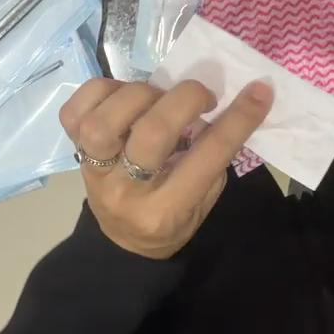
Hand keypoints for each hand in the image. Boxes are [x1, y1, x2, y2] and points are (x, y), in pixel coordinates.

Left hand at [59, 77, 273, 258]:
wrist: (122, 241)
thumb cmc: (173, 217)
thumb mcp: (205, 198)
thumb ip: (213, 156)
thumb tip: (226, 103)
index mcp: (167, 211)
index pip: (207, 157)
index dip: (238, 119)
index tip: (259, 91)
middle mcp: (126, 192)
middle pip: (153, 133)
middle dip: (185, 99)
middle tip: (201, 97)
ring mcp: (94, 173)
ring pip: (103, 123)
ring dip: (138, 95)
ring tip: (157, 96)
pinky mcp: (74, 154)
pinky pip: (74, 113)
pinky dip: (100, 93)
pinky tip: (123, 96)